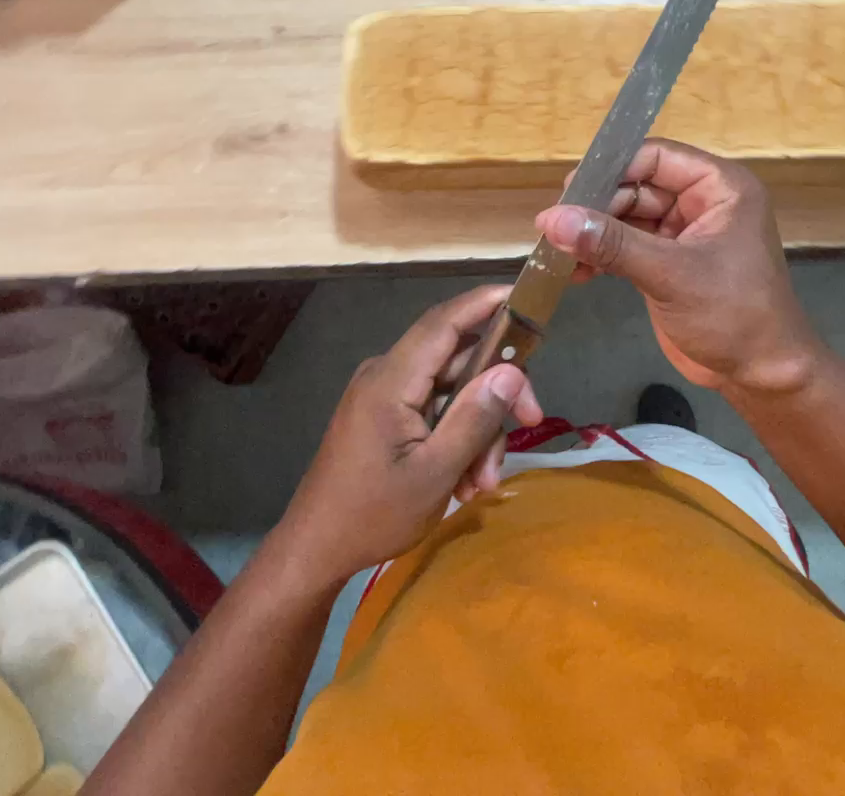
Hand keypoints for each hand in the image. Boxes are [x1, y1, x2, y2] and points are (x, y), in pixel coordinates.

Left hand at [272, 285, 543, 584]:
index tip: (524, 296)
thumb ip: (474, 419)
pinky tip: (463, 482)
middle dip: (495, 396)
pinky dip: (455, 440)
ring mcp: (384, 396)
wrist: (316, 549)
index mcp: (391, 380)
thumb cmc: (372, 515)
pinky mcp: (385, 417)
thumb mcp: (435, 473)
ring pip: (451, 392)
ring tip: (482, 484)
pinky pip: (433, 411)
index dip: (484, 303)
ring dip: (477, 431)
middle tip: (529, 425)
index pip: (444, 323)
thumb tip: (512, 371)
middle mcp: (386, 376)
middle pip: (458, 361)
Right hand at [537, 138, 820, 395]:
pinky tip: (572, 273)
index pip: (656, 157)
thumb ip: (612, 244)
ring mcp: (682, 235)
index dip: (612, 170)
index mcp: (720, 187)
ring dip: (592, 235)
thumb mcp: (671, 274)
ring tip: (555, 252)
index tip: (569, 193)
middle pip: (634, 187)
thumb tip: (551, 219)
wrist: (760, 375)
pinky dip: (600, 257)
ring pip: (625, 219)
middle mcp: (701, 203)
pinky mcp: (666, 264)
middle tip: (553, 228)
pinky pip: (625, 248)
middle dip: (595, 208)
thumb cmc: (732, 315)